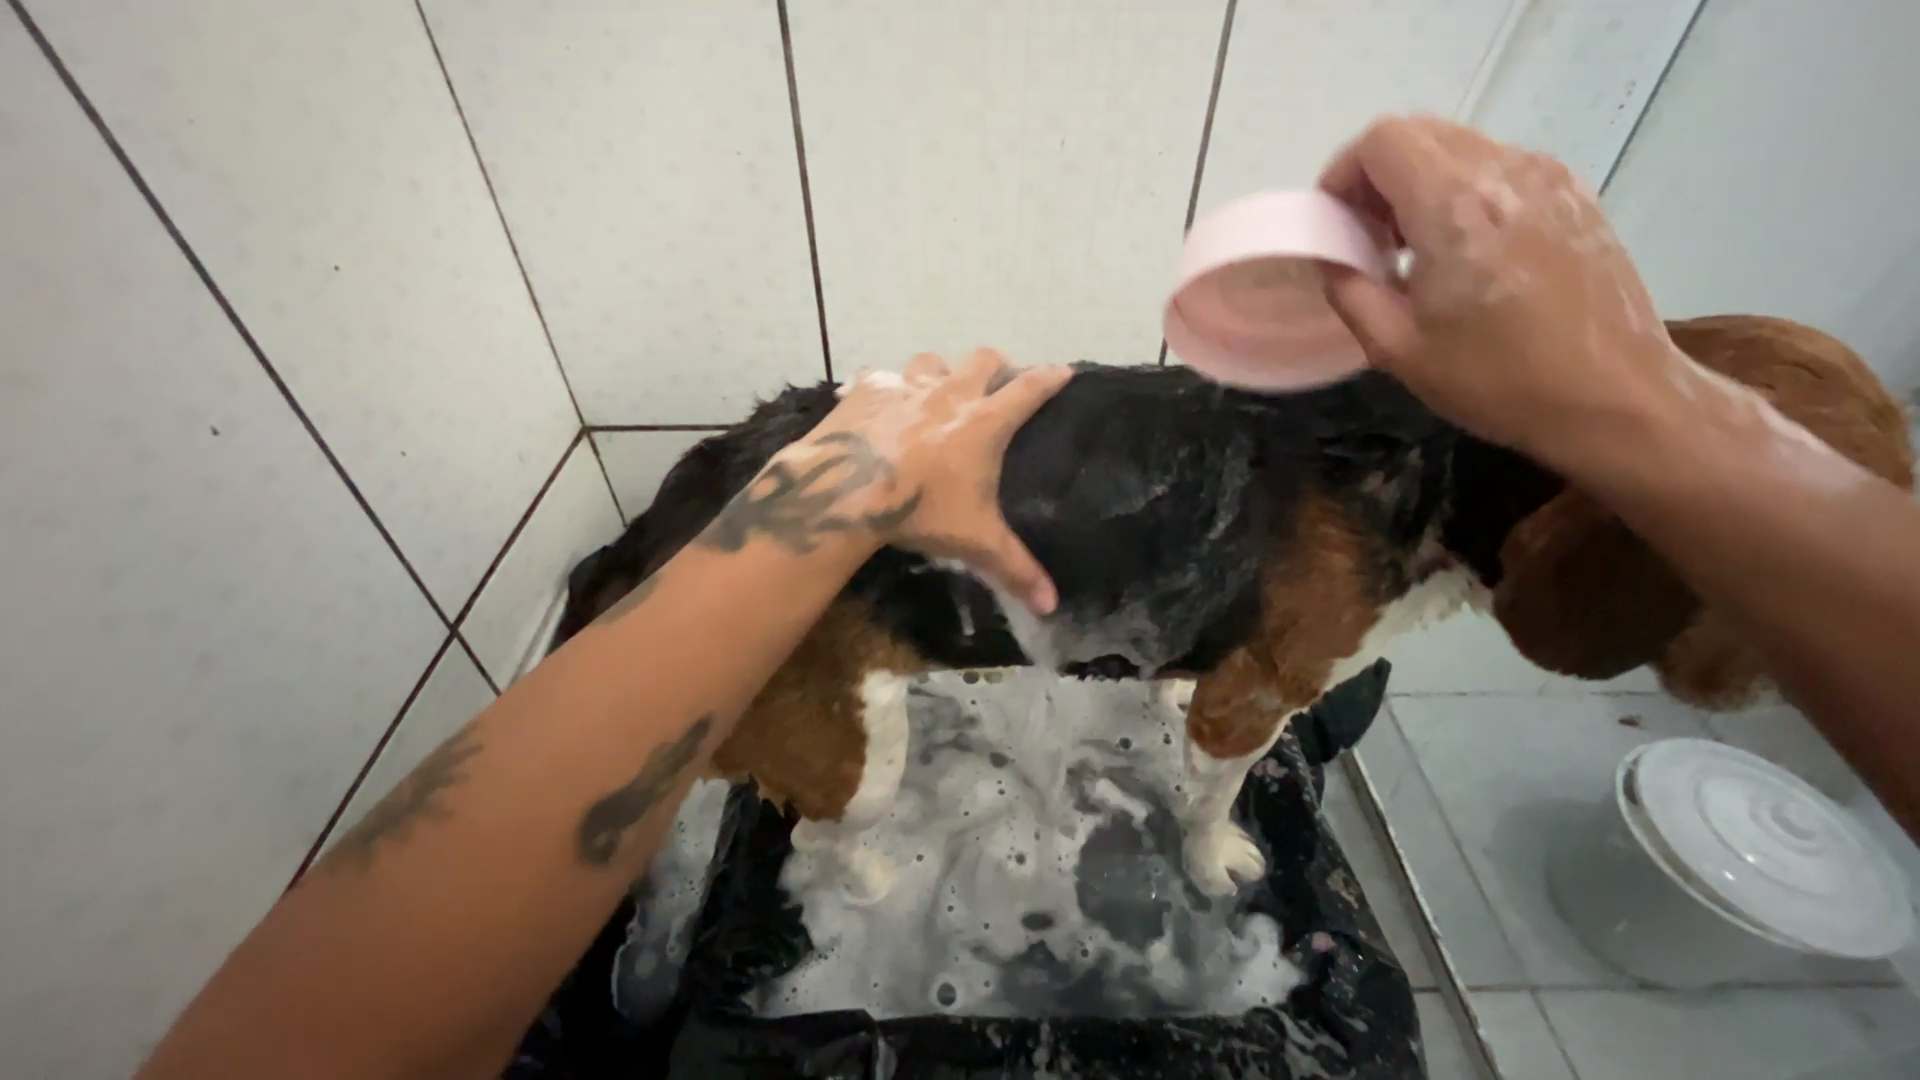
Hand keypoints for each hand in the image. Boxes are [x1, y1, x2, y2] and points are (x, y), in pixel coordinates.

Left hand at [762, 349, 1073, 613]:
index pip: (1030, 389)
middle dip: (995, 367)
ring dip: (939, 372)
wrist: (846, 491)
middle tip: (994, 385)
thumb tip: (1051, 605)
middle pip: (984, 360)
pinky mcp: (867, 389)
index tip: (1063, 371)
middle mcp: (950, 393)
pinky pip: (878, 377)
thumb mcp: (974, 542)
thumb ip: (1015, 569)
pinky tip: (875, 403)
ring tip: (935, 392)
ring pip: (931, 360)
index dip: (1051, 378)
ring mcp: (905, 386)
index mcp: (985, 423)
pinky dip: (881, 388)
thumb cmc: (921, 510)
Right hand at [1316, 114, 1682, 462]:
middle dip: (1376, 178)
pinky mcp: (1573, 194)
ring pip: (1459, 148)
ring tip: (1411, 251)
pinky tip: (1461, 254)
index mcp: (1454, 207)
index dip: (1343, 174)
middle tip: (1366, 239)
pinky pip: (1497, 169)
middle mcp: (1504, 172)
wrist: (1612, 397)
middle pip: (1420, 134)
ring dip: (1418, 185)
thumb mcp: (1396, 349)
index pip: (1382, 141)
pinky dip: (1460, 193)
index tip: (1335, 225)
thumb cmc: (1496, 380)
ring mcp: (1548, 177)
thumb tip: (1332, 258)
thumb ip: (1349, 291)